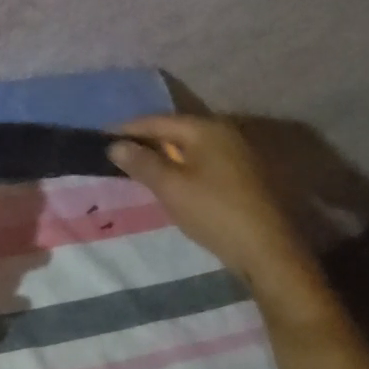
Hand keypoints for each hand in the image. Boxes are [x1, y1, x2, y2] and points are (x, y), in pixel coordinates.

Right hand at [107, 114, 310, 282]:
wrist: (265, 247)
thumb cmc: (214, 212)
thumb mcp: (171, 187)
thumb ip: (142, 163)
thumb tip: (116, 145)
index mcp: (207, 128)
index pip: (158, 121)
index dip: (128, 129)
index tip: (102, 137)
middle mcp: (225, 132)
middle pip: (176, 131)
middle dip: (146, 140)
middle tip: (118, 153)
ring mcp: (238, 152)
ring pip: (191, 147)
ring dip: (164, 154)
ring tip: (138, 167)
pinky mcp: (244, 173)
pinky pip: (203, 160)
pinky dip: (182, 165)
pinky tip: (170, 180)